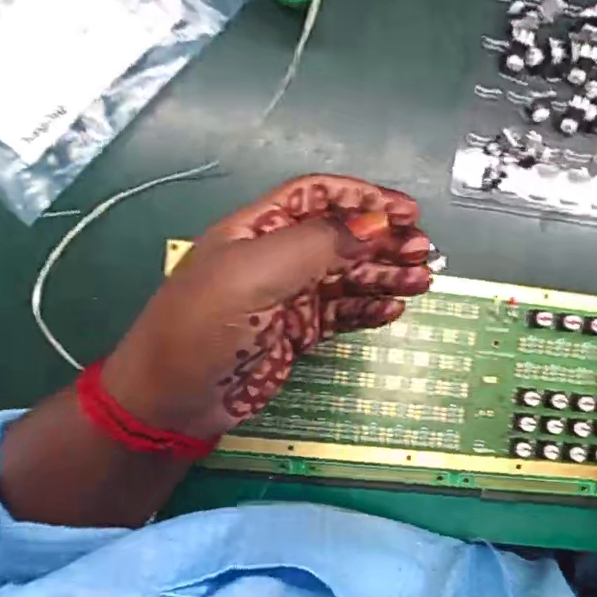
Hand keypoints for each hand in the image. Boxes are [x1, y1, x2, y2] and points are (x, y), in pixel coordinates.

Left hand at [101, 174, 433, 439]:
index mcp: (255, 230)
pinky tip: (391, 310)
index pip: (316, 198)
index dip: (361, 199)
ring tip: (421, 281)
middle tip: (423, 252)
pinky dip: (366, 311)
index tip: (406, 211)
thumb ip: (315, 245)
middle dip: (381, 240)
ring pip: (343, 278)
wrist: (172, 398)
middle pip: (338, 238)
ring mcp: (284, 299)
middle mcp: (272, 259)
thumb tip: (374, 224)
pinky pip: (337, 315)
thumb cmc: (203, 327)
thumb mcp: (253, 274)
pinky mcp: (292, 336)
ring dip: (382, 276)